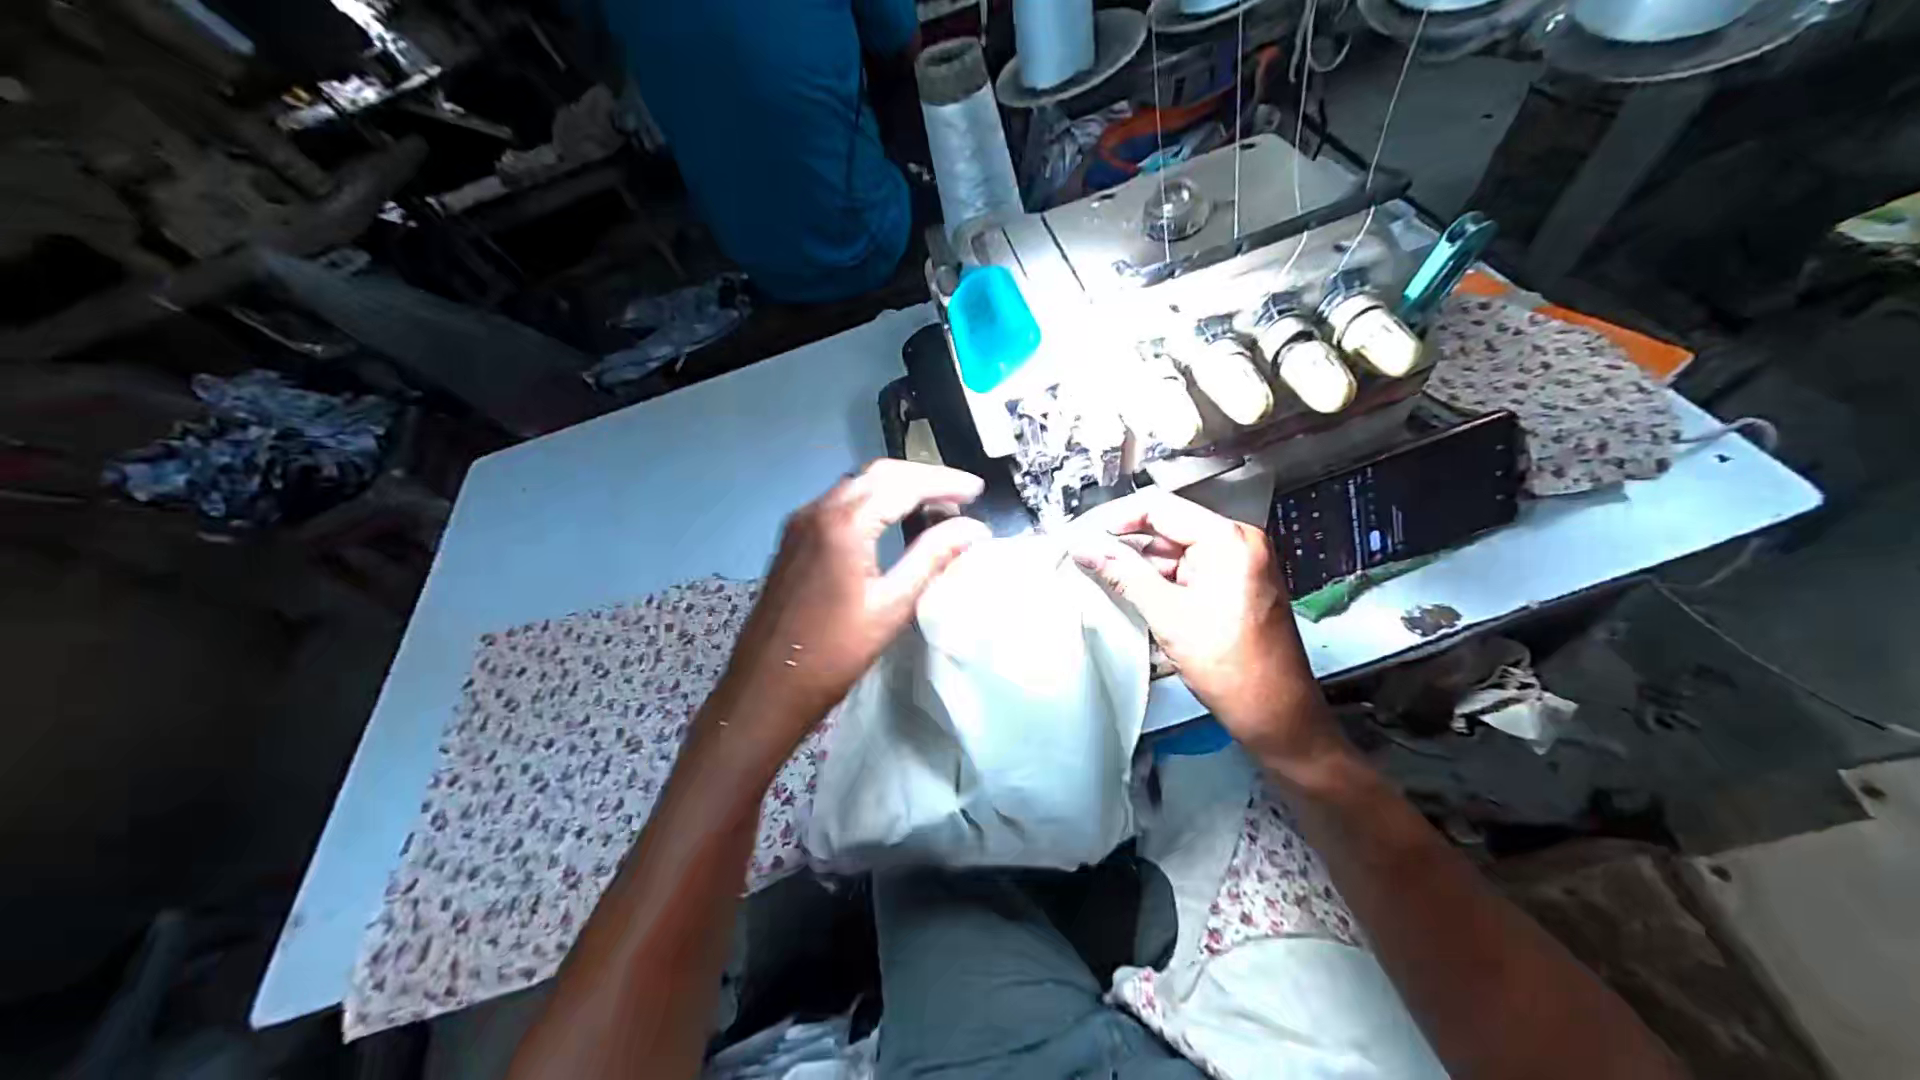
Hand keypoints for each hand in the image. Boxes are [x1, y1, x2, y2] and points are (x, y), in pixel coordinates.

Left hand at [717, 460, 990, 745]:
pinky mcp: (794, 538)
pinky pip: (840, 503)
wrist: (766, 684)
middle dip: (922, 478)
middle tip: (960, 496)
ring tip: (935, 510)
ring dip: (897, 488)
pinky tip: (893, 524)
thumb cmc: (834, 652)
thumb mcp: (892, 605)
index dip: (944, 482)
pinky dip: (873, 502)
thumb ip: (933, 558)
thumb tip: (975, 529)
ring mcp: (801, 522)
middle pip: (879, 474)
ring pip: (857, 486)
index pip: (903, 483)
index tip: (977, 490)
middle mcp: (818, 509)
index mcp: (843, 523)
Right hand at [1068, 490, 1343, 772]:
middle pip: (1172, 529)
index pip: (1163, 509)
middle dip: (1134, 548)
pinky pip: (1196, 571)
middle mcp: (1242, 545)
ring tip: (1118, 586)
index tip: (1094, 536)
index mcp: (1230, 540)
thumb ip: (1124, 574)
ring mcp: (1244, 566)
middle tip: (1097, 562)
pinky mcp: (1240, 587)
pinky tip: (1147, 600)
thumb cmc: (1234, 667)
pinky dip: (1169, 582)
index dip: (1122, 520)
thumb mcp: (1166, 614)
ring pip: (1181, 552)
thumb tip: (1089, 552)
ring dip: (1150, 568)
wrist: (1276, 713)